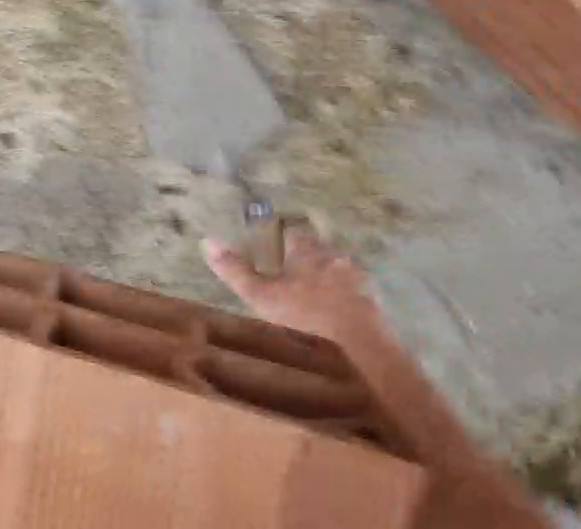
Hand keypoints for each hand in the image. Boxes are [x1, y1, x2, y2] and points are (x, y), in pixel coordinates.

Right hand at [202, 228, 382, 342]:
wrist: (359, 347)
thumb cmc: (303, 314)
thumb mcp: (259, 294)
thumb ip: (234, 269)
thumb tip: (206, 241)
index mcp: (307, 253)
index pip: (296, 234)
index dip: (286, 237)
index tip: (278, 242)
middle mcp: (334, 260)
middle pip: (321, 250)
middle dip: (310, 255)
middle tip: (297, 267)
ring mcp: (359, 282)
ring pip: (342, 271)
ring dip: (332, 276)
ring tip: (320, 289)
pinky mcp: (375, 306)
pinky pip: (358, 294)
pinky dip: (349, 298)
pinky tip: (341, 310)